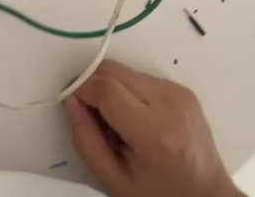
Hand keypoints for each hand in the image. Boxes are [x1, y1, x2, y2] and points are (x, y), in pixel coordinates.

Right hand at [66, 62, 242, 196]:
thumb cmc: (160, 196)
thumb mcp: (115, 182)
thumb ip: (86, 141)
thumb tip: (71, 101)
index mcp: (155, 133)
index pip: (105, 88)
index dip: (81, 90)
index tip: (74, 105)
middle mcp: (170, 104)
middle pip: (112, 70)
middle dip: (93, 85)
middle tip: (95, 116)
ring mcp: (179, 93)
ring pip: (124, 70)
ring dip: (111, 87)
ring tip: (119, 121)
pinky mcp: (183, 89)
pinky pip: (140, 76)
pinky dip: (128, 90)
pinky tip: (137, 117)